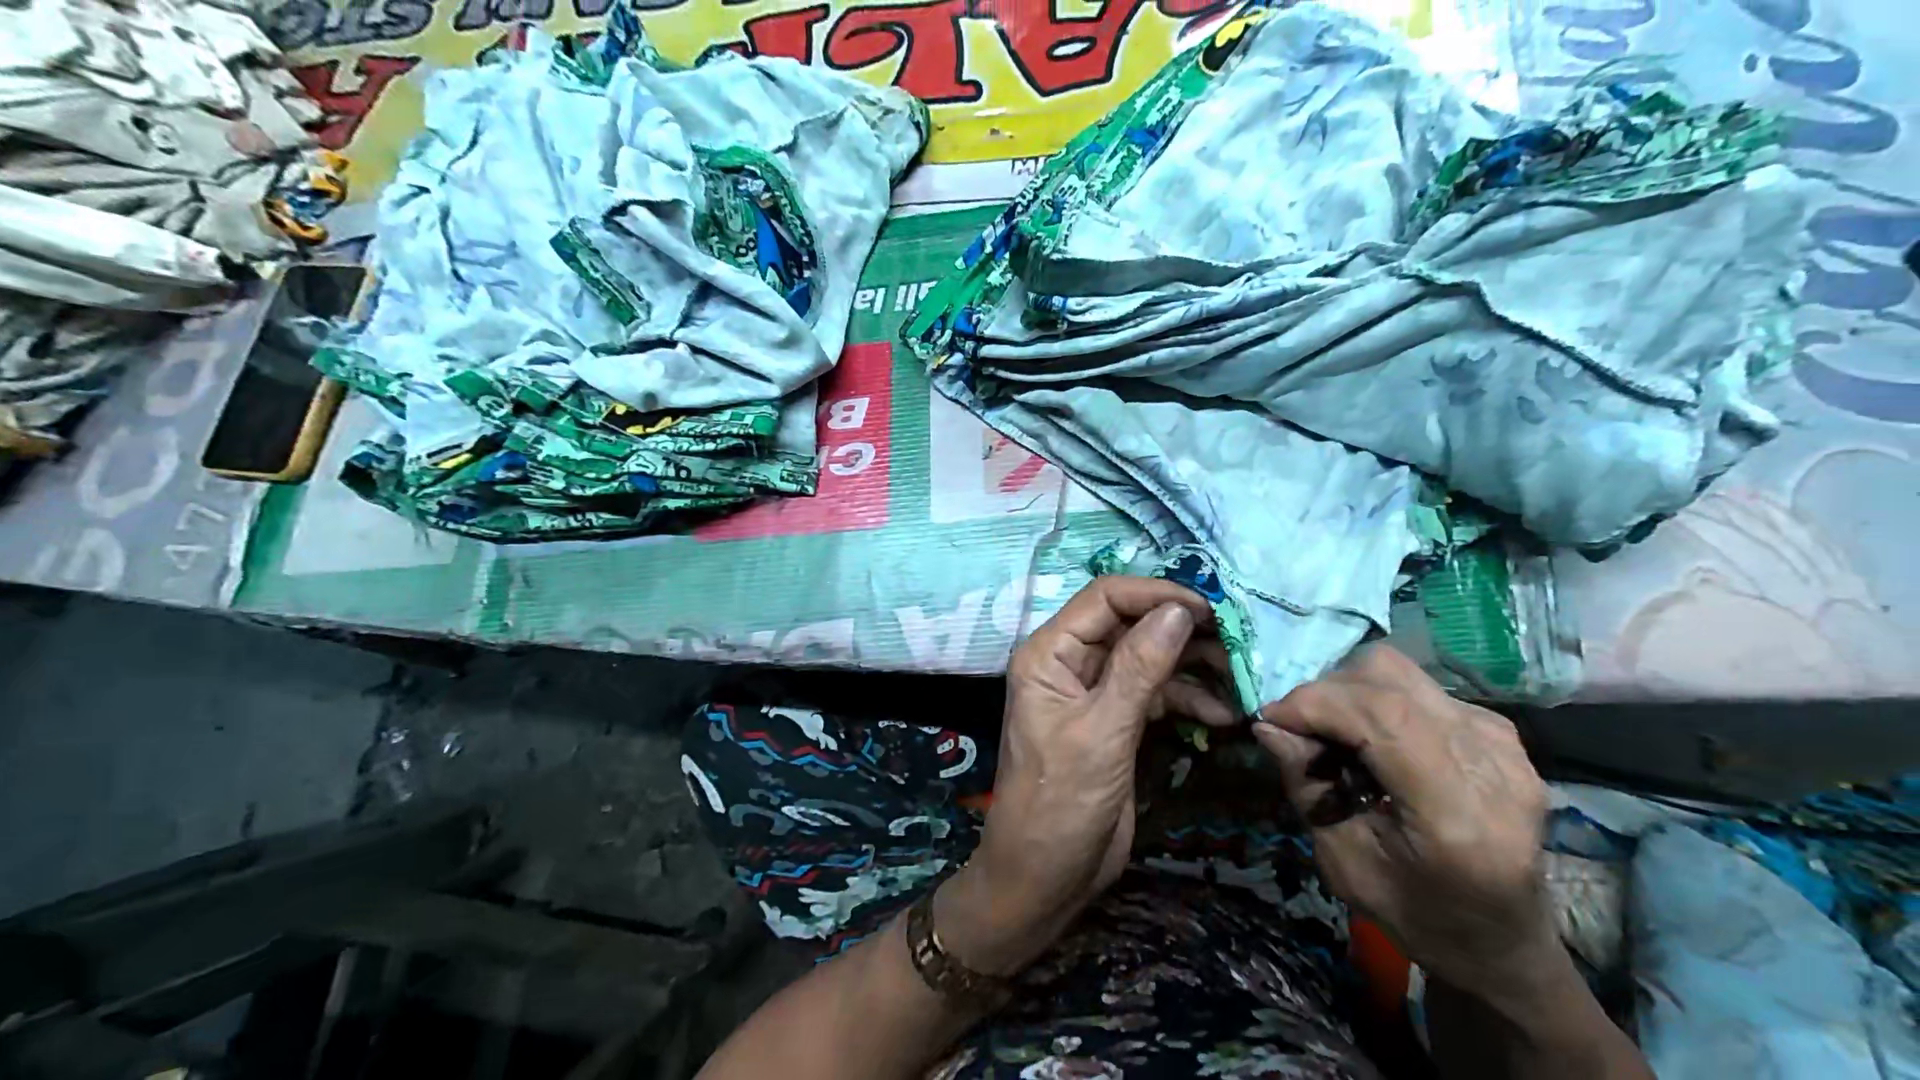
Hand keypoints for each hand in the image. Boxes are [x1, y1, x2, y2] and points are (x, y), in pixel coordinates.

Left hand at [935, 576, 1233, 974]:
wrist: (1044, 876)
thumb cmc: (1061, 802)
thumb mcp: (1103, 732)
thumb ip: (1140, 668)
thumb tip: (1179, 609)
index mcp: (1049, 654)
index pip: (1104, 598)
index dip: (1155, 595)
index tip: (1209, 608)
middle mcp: (1069, 663)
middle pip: (1130, 625)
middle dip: (1180, 630)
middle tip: (1236, 643)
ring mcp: (1093, 692)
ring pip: (1148, 658)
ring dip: (1192, 666)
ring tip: (1238, 679)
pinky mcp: (1115, 721)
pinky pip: (1154, 694)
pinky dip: (1187, 701)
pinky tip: (1223, 718)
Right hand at [1250, 645, 1556, 1007]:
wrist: (1500, 941)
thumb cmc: (1417, 914)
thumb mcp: (1342, 862)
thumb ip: (1306, 786)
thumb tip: (1267, 723)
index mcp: (1457, 814)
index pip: (1382, 716)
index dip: (1315, 703)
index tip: (1271, 718)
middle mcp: (1490, 765)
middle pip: (1388, 679)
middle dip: (1324, 692)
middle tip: (1297, 727)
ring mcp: (1503, 744)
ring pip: (1400, 673)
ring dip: (1349, 691)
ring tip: (1332, 732)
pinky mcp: (1500, 732)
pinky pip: (1418, 688)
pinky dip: (1377, 701)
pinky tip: (1371, 740)